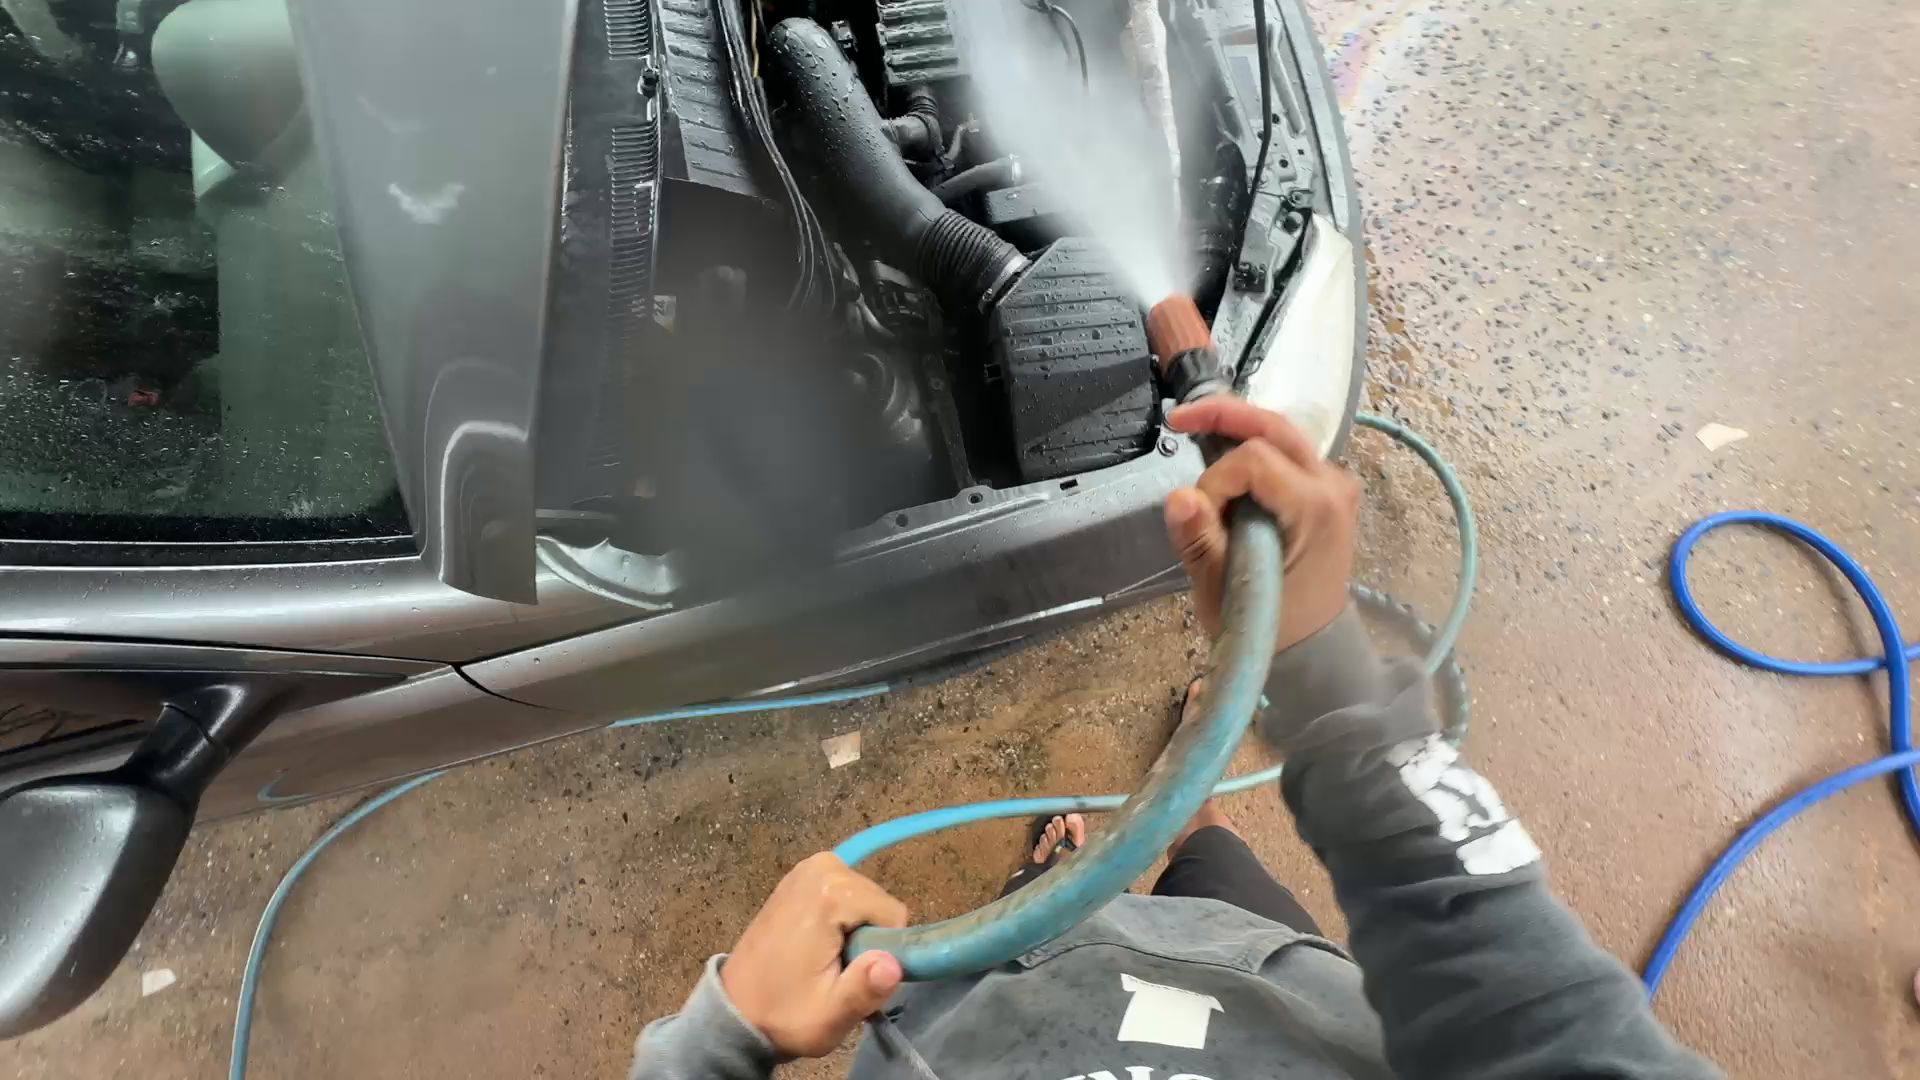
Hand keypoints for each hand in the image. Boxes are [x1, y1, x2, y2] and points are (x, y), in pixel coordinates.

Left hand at [720, 853, 907, 1057]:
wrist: (735, 1009)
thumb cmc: (783, 1013)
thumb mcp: (828, 1017)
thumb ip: (864, 989)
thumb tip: (894, 964)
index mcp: (831, 892)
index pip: (893, 916)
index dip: (879, 951)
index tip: (849, 973)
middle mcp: (824, 865)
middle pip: (877, 903)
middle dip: (866, 938)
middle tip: (834, 969)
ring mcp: (811, 865)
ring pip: (865, 898)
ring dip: (853, 929)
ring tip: (823, 957)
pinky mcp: (804, 871)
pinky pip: (846, 892)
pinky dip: (838, 917)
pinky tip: (816, 940)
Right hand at [1163, 398, 1359, 654]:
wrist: (1310, 648)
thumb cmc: (1266, 623)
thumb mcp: (1222, 590)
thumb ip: (1201, 541)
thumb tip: (1179, 496)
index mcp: (1315, 509)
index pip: (1254, 460)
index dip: (1214, 479)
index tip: (1198, 515)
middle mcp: (1332, 486)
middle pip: (1273, 427)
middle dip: (1223, 416)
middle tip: (1177, 418)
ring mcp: (1332, 485)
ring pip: (1280, 434)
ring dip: (1235, 431)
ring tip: (1193, 433)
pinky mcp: (1322, 491)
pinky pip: (1284, 452)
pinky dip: (1249, 447)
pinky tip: (1219, 454)